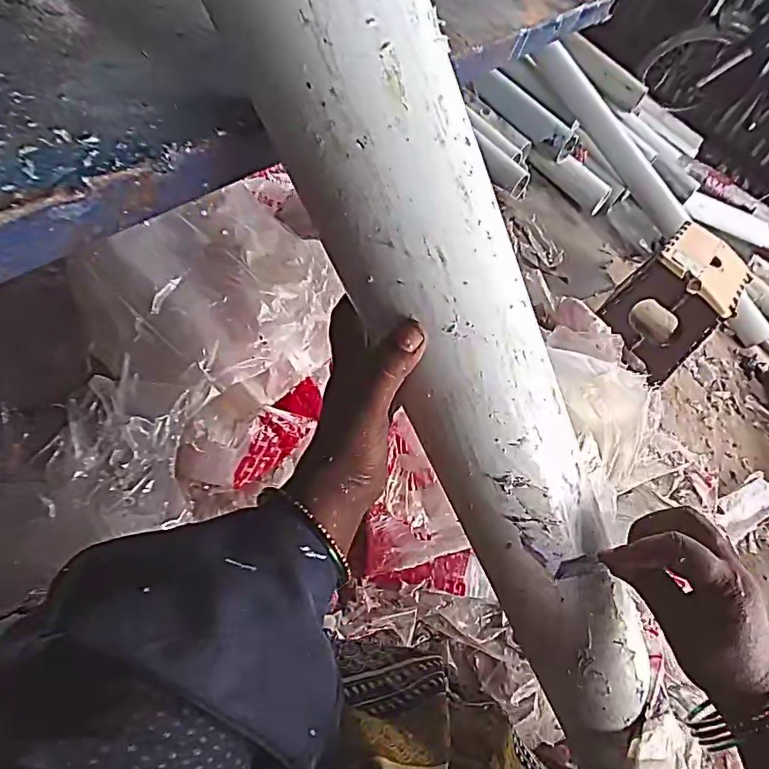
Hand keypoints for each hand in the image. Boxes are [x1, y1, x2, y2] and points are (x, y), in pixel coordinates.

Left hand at [284, 298, 424, 555]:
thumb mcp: (368, 411)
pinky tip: (430, 371)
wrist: (336, 502)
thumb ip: (386, 373)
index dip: (359, 291)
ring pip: (384, 356)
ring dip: (401, 340)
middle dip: (386, 310)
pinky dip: (412, 371)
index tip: (385, 267)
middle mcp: (356, 377)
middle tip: (419, 291)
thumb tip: (411, 329)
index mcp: (349, 368)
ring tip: (432, 322)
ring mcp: (368, 398)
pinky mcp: (380, 419)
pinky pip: (398, 383)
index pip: (346, 318)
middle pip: (367, 332)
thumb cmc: (347, 457)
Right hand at [599, 507, 768, 715]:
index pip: (678, 545)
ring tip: (639, 555)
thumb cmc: (717, 663)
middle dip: (650, 528)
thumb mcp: (675, 625)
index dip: (639, 548)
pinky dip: (672, 541)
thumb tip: (615, 559)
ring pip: (695, 524)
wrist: (754, 686)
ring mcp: (736, 564)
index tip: (612, 558)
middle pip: (689, 520)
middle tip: (628, 551)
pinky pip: (698, 539)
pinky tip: (657, 563)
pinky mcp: (729, 568)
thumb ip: (647, 584)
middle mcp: (735, 564)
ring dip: (661, 531)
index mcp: (726, 582)